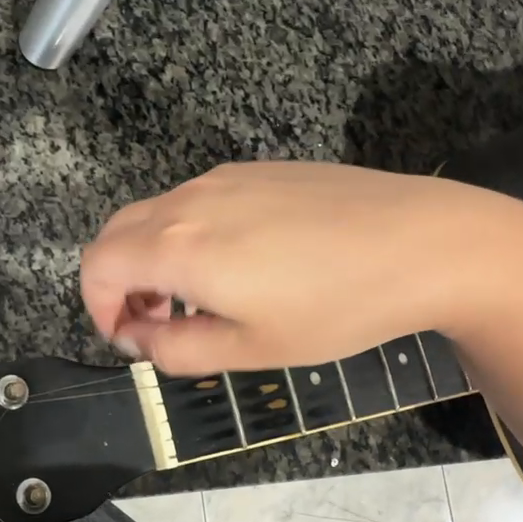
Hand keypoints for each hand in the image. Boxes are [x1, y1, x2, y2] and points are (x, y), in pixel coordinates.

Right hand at [80, 161, 522, 374]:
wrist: (426, 242)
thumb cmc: (336, 306)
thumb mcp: (251, 350)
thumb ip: (176, 351)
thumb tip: (141, 340)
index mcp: (177, 246)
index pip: (96, 267)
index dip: (98, 310)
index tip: (135, 341)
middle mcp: (187, 201)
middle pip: (115, 235)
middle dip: (119, 284)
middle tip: (160, 324)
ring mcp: (221, 179)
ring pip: (153, 216)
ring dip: (151, 260)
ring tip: (200, 299)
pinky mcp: (254, 170)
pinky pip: (193, 202)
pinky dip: (185, 236)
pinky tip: (240, 264)